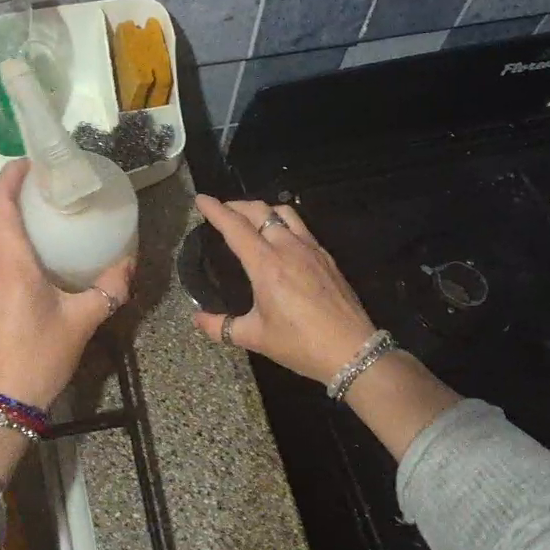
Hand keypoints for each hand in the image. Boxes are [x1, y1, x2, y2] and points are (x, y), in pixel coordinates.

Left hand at [0, 161, 134, 481]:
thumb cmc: (39, 356)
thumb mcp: (81, 321)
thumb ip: (108, 288)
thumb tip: (128, 262)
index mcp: (7, 261)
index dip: (8, 177)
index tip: (27, 164)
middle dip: (9, 200)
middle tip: (39, 197)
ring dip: (0, 228)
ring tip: (31, 230)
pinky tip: (17, 268)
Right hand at [190, 195, 375, 384]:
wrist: (351, 351)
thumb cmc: (299, 344)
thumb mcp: (254, 337)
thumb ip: (221, 326)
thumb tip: (197, 320)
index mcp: (266, 264)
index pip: (235, 227)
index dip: (216, 210)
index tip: (201, 199)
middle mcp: (288, 248)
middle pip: (260, 211)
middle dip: (237, 205)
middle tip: (222, 209)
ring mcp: (311, 249)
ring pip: (284, 213)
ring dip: (263, 209)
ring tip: (251, 218)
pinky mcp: (326, 257)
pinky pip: (301, 227)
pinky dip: (284, 222)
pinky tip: (281, 238)